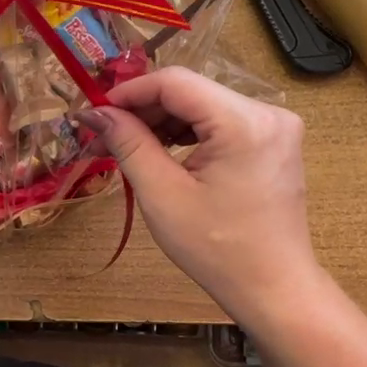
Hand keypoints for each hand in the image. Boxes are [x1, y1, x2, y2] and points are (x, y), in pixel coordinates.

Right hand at [81, 66, 325, 321]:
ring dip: (158, 122)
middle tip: (100, 137)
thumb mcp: (161, 193)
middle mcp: (268, 112)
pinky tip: (158, 153)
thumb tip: (94, 113)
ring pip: (201, 105)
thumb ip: (128, 144)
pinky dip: (182, 132)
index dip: (127, 92)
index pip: (175, 82)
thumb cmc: (214, 245)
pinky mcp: (271, 141)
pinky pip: (217, 122)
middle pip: (189, 91)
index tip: (92, 114)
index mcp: (244, 122)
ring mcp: (273, 126)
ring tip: (122, 148)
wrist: (270, 283)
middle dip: (140, 110)